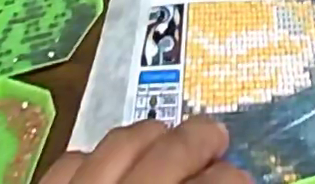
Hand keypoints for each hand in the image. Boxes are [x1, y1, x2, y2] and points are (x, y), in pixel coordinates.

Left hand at [39, 117, 250, 183]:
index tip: (244, 174)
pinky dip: (95, 154)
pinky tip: (111, 156)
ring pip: (119, 144)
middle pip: (168, 153)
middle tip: (219, 136)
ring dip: (151, 135)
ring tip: (170, 135)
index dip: (232, 176)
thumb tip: (226, 180)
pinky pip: (70, 161)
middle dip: (200, 139)